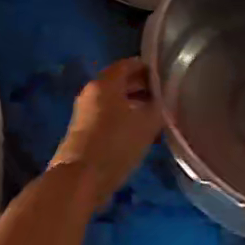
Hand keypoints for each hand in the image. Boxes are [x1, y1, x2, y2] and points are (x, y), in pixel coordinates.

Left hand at [50, 58, 165, 210]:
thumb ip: (158, 106)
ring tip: (156, 120)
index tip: (166, 80)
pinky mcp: (82, 133)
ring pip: (115, 102)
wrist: (78, 181)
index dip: (149, 69)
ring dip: (135, 107)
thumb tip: (161, 101)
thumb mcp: (147, 123)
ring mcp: (84, 113)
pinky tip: (139, 136)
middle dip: (143, 89)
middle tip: (164, 100)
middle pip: (121, 82)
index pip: (130, 64)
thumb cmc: (115, 144)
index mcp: (105, 82)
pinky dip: (124, 121)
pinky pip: (108, 118)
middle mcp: (92, 92)